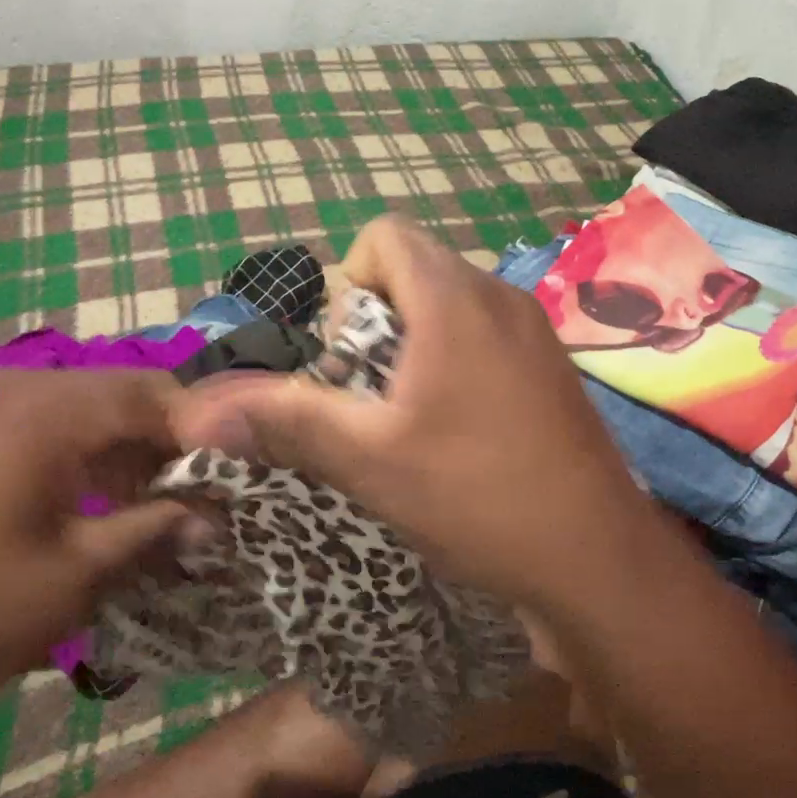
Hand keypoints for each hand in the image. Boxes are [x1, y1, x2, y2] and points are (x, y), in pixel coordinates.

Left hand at [0, 369, 197, 718]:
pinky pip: (27, 425)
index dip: (202, 431)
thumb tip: (213, 515)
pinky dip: (66, 455)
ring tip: (132, 513)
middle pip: (112, 394)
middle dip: (159, 444)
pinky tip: (68, 508)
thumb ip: (150, 534)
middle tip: (185, 503)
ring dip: (113, 451)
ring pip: (71, 409)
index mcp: (39, 411)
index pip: (152, 392)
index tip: (231, 478)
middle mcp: (3, 386)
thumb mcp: (67, 584)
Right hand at [174, 216, 656, 603]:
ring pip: (448, 311)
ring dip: (410, 354)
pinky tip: (455, 440)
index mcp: (455, 298)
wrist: (598, 560)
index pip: (382, 237)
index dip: (345, 286)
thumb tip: (198, 412)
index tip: (344, 360)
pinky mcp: (552, 371)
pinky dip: (452, 370)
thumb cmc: (480, 496)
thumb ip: (286, 421)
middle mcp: (500, 297)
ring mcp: (534, 334)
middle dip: (372, 328)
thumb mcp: (369, 460)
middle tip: (368, 402)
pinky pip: (483, 342)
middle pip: (413, 274)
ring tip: (406, 426)